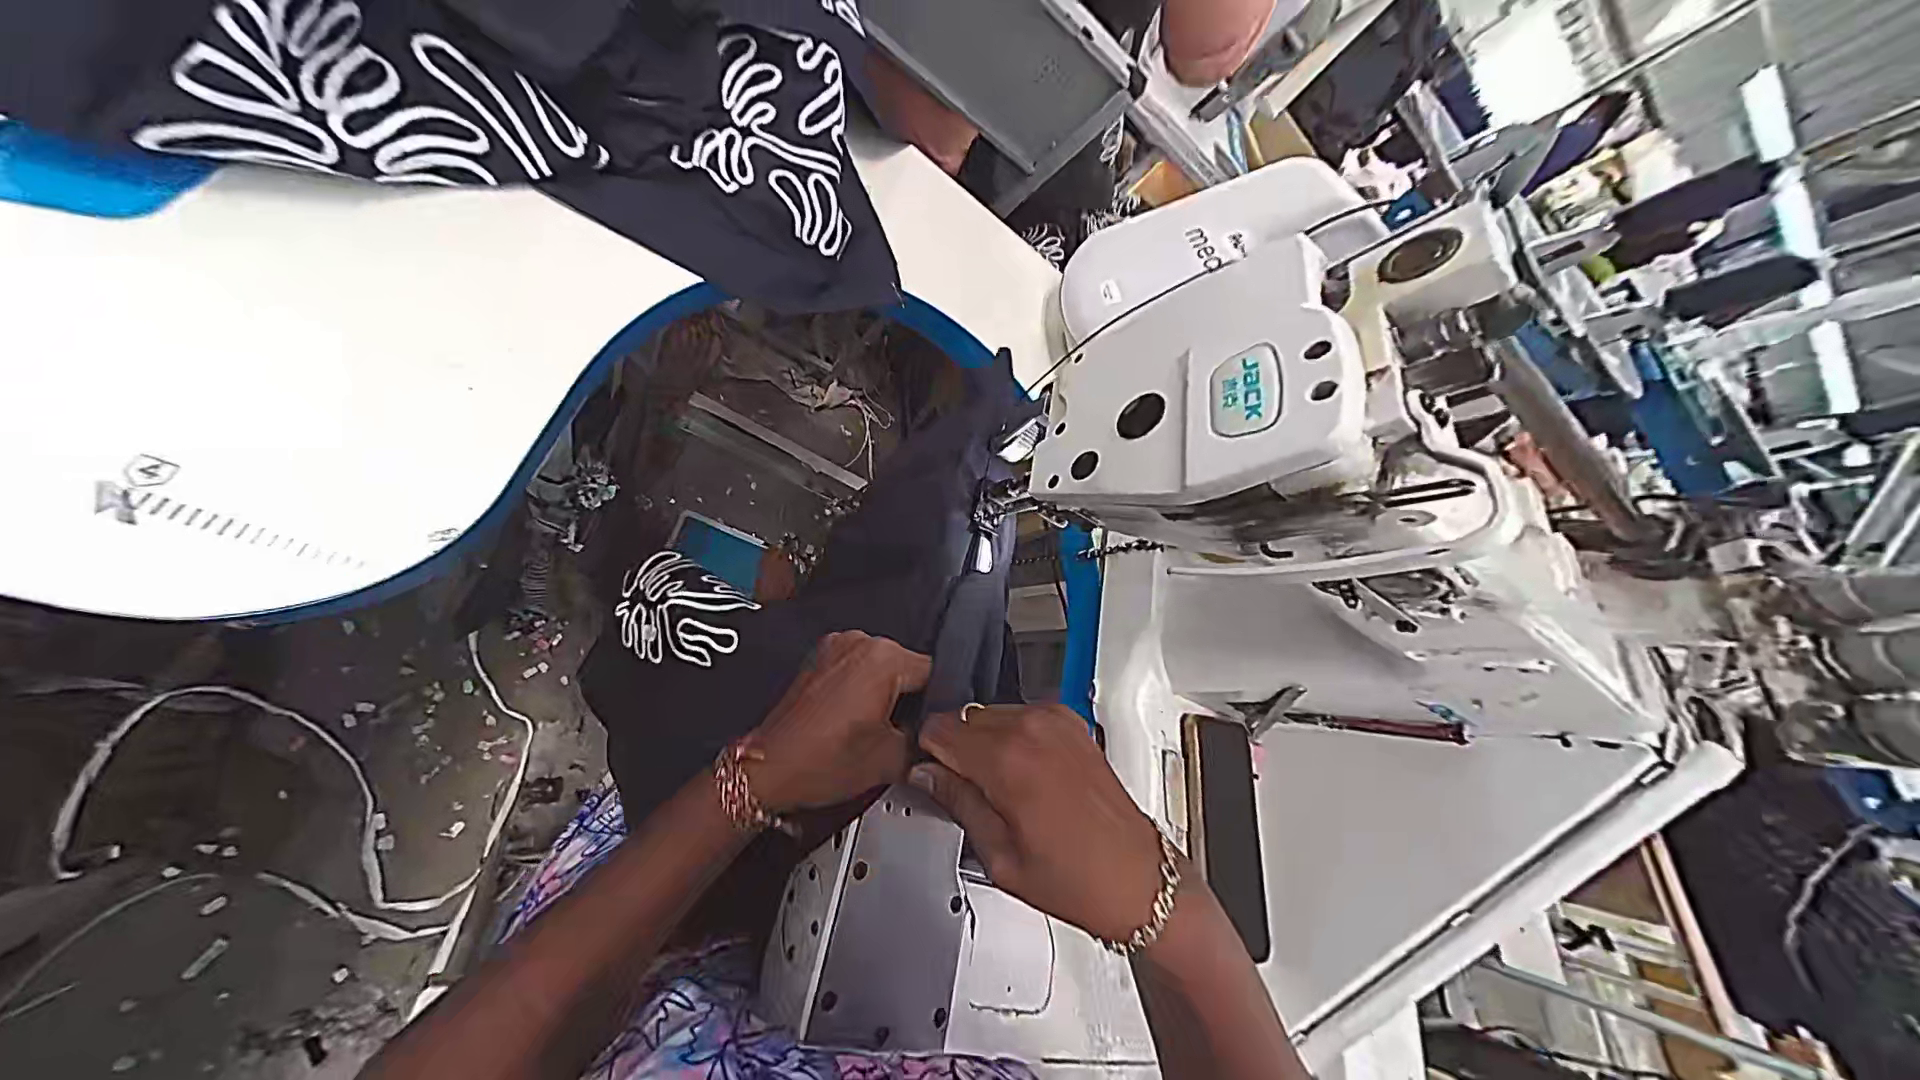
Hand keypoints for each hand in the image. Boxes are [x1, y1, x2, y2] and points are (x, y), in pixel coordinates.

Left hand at [744, 631, 928, 812]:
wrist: (766, 769)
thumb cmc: (817, 761)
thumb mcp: (890, 760)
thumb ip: (924, 741)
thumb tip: (932, 737)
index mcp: (884, 658)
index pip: (933, 673)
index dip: (934, 706)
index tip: (927, 726)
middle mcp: (859, 642)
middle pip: (906, 668)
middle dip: (907, 699)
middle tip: (898, 733)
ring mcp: (834, 647)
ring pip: (880, 668)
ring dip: (882, 693)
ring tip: (871, 728)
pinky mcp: (817, 659)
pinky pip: (854, 668)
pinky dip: (859, 689)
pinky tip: (851, 719)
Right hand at [912, 704, 1162, 942]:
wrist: (1138, 878)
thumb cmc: (1081, 878)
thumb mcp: (1000, 856)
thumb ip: (957, 802)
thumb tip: (928, 775)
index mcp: (1008, 760)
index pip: (939, 728)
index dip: (929, 754)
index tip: (933, 775)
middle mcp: (1032, 729)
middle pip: (962, 718)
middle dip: (957, 750)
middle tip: (969, 791)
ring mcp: (1055, 721)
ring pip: (990, 713)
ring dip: (985, 742)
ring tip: (1004, 789)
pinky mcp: (1071, 723)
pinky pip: (1021, 715)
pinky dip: (1014, 736)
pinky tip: (1026, 775)